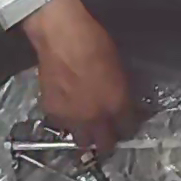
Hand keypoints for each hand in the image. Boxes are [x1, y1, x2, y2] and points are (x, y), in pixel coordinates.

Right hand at [21, 0, 136, 151]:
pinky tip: (68, 110)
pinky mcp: (53, 112)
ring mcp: (73, 118)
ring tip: (86, 124)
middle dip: (108, 140)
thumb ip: (120, 93)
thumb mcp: (119, 69)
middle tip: (107, 132)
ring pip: (82, 140)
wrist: (61, 36)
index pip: (128, 128)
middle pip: (105, 144)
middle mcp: (97, 117)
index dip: (127, 127)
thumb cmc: (95, 44)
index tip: (124, 124)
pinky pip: (63, 125)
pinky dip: (67, 121)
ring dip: (86, 134)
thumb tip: (123, 104)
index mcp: (117, 104)